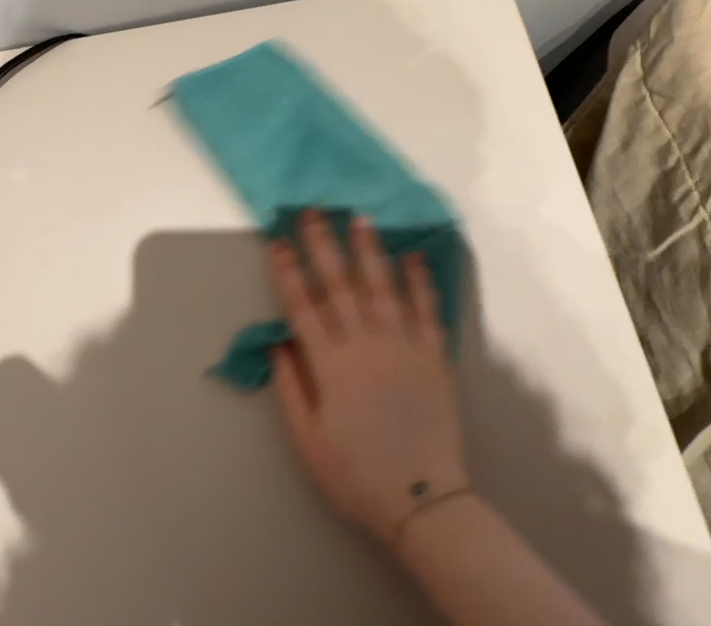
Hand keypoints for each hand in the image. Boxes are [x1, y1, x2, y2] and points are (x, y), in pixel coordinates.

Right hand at [267, 210, 467, 546]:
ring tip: (360, 218)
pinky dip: (420, 282)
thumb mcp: (305, 438)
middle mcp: (365, 345)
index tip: (277, 240)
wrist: (423, 501)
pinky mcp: (434, 358)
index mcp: (330, 365)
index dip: (287, 271)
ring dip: (369, 250)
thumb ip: (290, 386)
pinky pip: (426, 312)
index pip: (302, 306)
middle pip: (339, 285)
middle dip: (323, 245)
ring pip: (382, 287)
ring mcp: (403, 348)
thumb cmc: (355, 473)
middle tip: (312, 210)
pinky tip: (412, 257)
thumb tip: (277, 342)